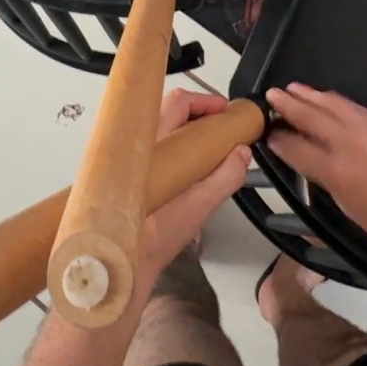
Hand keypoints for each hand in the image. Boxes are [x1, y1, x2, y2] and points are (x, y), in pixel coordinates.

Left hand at [135, 89, 250, 295]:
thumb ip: (224, 178)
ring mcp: (131, 157)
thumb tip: (242, 152)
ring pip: (161, 125)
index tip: (225, 111)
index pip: (178, 102)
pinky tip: (190, 163)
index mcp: (152, 143)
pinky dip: (175, 144)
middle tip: (221, 124)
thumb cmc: (157, 237)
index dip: (205, 102)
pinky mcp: (130, 173)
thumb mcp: (198, 208)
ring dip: (186, 127)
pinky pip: (155, 145)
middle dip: (198, 111)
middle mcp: (138, 143)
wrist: (124, 263)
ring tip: (210, 143)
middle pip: (169, 108)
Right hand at [265, 83, 366, 263]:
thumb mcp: (347, 207)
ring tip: (293, 88)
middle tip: (272, 96)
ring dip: (310, 95)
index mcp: (335, 172)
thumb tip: (311, 162)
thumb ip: (326, 179)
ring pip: (331, 104)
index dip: (279, 139)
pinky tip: (325, 97)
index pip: (297, 148)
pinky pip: (352, 106)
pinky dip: (334, 100)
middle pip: (310, 117)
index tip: (268, 132)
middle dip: (288, 105)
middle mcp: (348, 144)